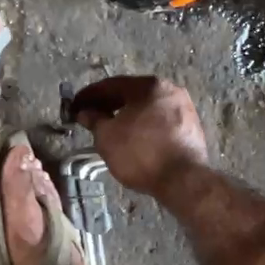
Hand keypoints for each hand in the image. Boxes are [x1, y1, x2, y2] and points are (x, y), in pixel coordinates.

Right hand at [69, 75, 210, 193]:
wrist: (182, 180)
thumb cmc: (140, 153)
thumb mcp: (107, 136)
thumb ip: (94, 119)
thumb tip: (85, 113)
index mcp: (149, 85)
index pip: (111, 84)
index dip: (89, 95)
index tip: (74, 105)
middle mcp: (169, 90)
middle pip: (131, 93)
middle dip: (107, 104)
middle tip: (89, 116)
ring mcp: (183, 108)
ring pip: (146, 107)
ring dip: (125, 114)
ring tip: (108, 127)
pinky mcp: (190, 127)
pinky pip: (158, 119)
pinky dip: (141, 124)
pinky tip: (131, 136)